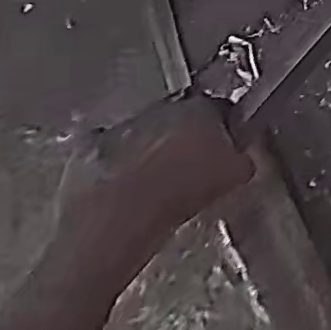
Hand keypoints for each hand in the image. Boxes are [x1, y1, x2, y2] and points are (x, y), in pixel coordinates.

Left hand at [55, 94, 253, 239]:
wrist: (118, 222)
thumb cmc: (182, 192)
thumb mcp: (234, 176)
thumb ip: (242, 159)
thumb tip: (243, 161)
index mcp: (203, 107)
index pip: (222, 110)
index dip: (225, 130)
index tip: (225, 150)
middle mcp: (164, 108)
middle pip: (181, 118)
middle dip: (186, 137)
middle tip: (191, 165)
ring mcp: (123, 128)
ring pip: (144, 132)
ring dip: (150, 147)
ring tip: (155, 180)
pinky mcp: (87, 152)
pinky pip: (103, 151)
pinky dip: (110, 162)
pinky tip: (118, 181)